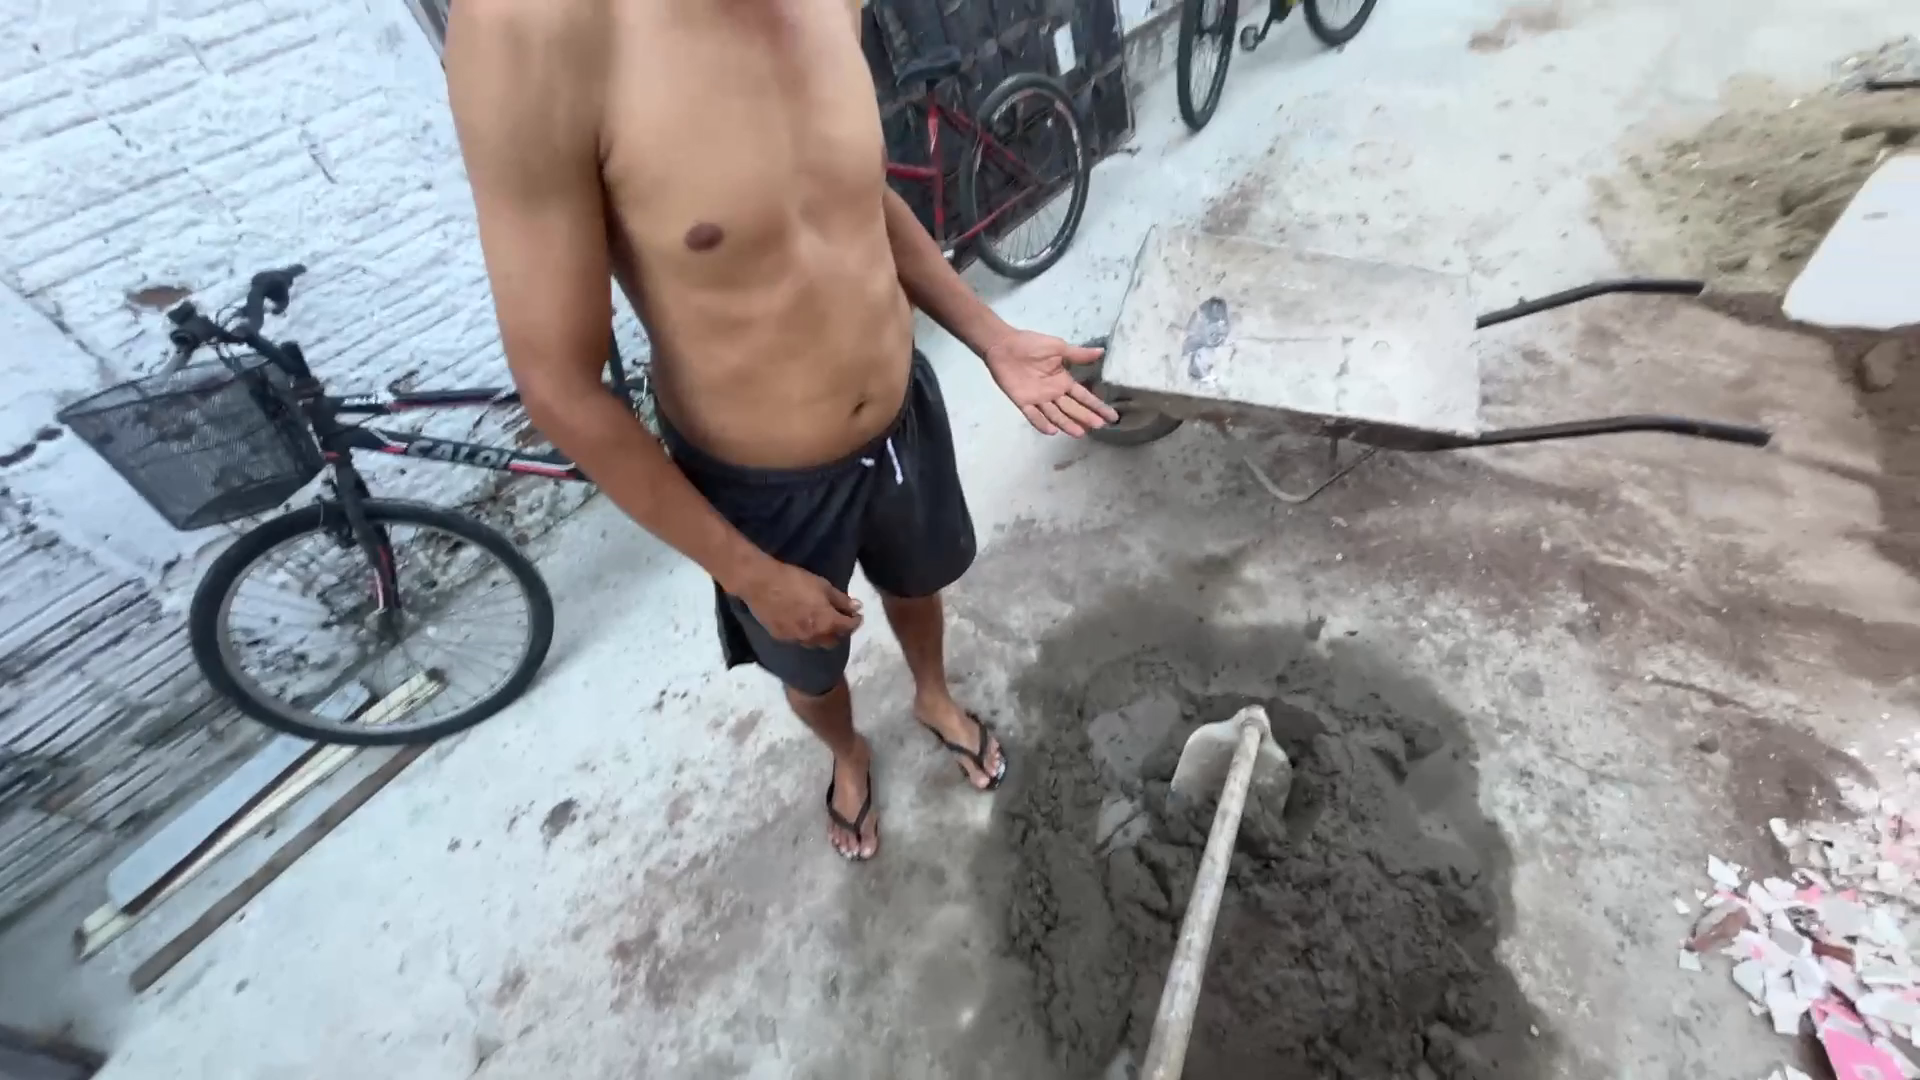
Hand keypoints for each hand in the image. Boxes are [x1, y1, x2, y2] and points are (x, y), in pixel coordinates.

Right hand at [736, 560, 863, 646]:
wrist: (761, 583)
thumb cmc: (795, 581)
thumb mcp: (823, 586)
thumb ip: (841, 600)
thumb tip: (857, 607)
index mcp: (827, 623)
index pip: (848, 628)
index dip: (856, 621)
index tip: (857, 615)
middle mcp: (813, 636)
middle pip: (833, 641)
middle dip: (841, 632)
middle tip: (841, 620)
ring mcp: (796, 640)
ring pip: (816, 644)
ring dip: (824, 636)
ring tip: (824, 624)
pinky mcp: (781, 638)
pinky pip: (800, 641)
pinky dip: (807, 635)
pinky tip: (805, 624)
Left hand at [983, 331, 1121, 436]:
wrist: (1004, 345)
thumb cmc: (1031, 344)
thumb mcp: (1058, 347)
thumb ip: (1078, 354)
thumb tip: (1102, 352)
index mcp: (1063, 381)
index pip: (1084, 396)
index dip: (1097, 406)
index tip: (1112, 416)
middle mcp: (1053, 393)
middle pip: (1072, 408)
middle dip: (1086, 417)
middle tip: (1099, 426)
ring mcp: (1038, 399)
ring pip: (1055, 415)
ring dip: (1067, 424)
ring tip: (1079, 433)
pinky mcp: (1023, 402)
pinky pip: (1033, 415)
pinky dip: (1042, 423)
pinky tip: (1052, 431)